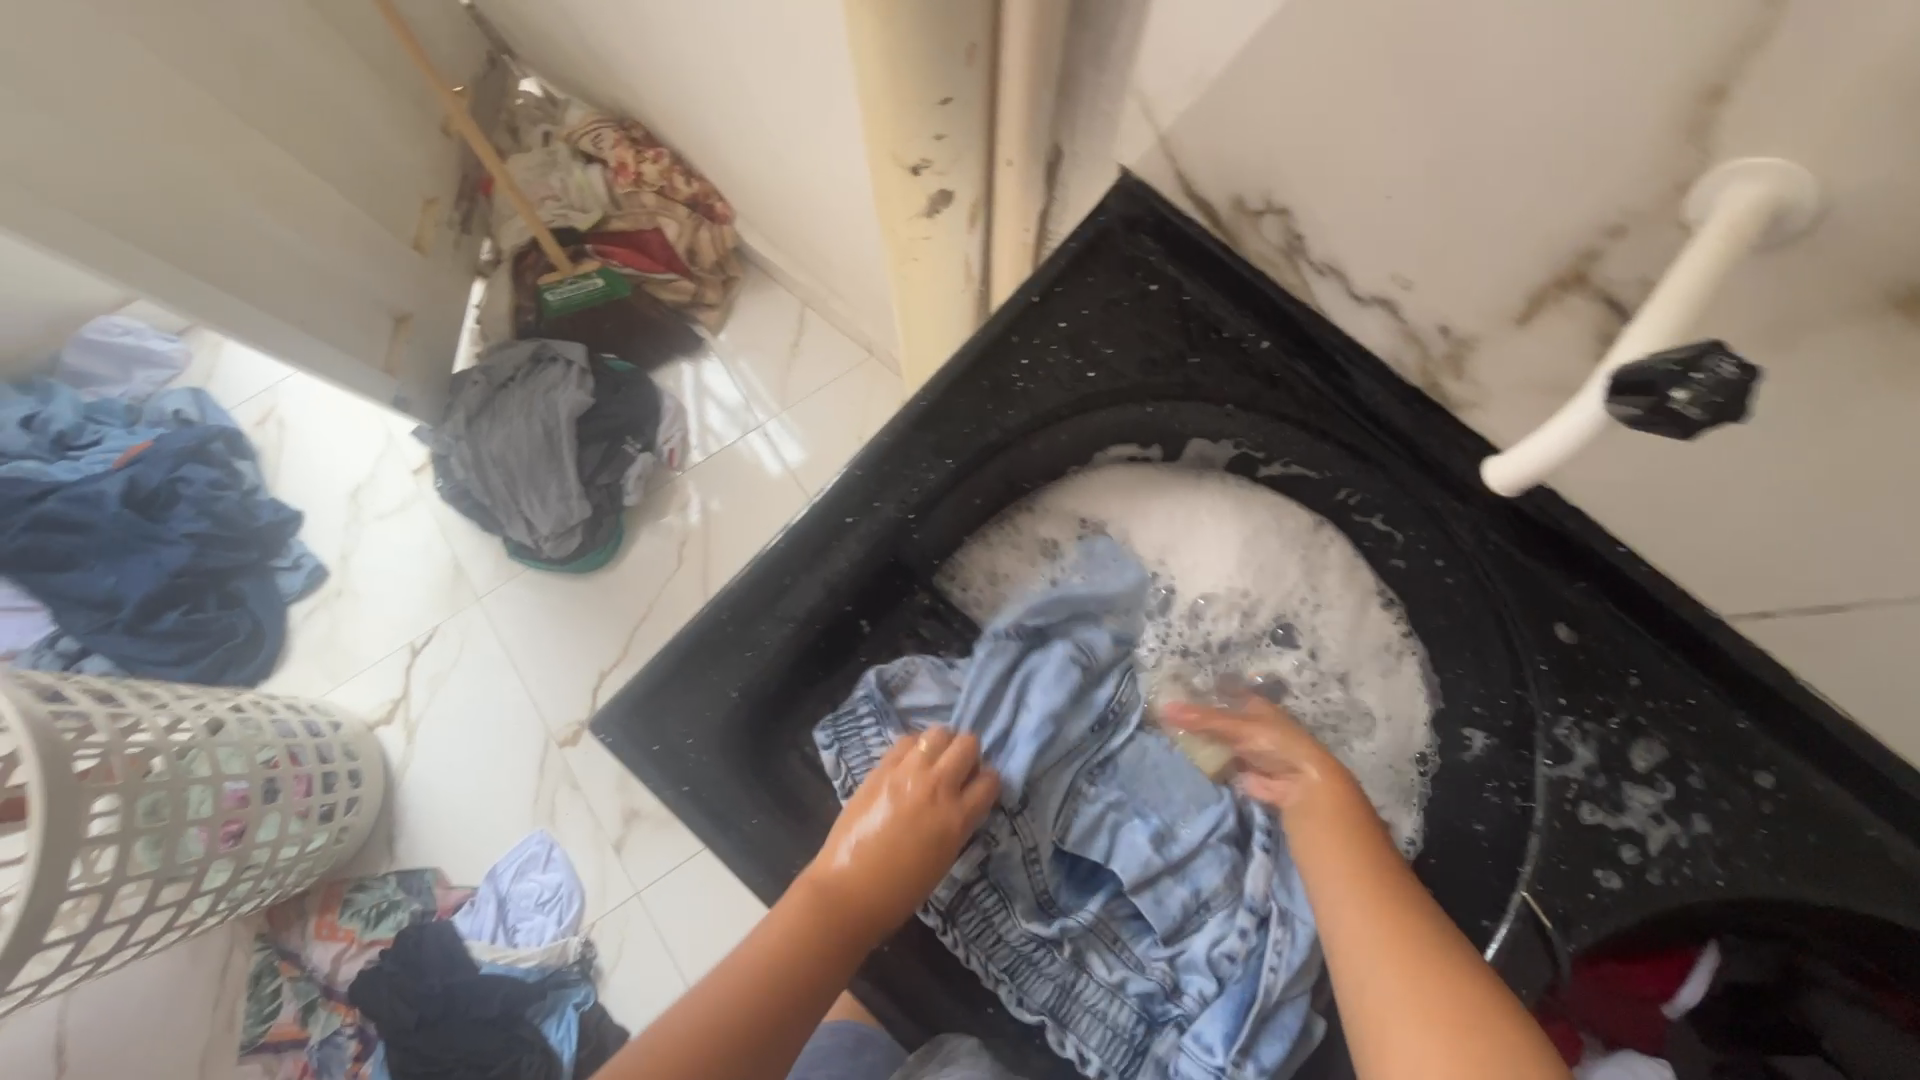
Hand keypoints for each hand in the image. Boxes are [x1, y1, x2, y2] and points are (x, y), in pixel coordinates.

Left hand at [799, 726, 1000, 938]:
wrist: (849, 890)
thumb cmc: (901, 889)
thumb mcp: (946, 857)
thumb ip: (959, 823)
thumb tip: (963, 801)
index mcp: (957, 818)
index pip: (990, 779)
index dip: (987, 781)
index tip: (977, 788)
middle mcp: (937, 787)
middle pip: (968, 744)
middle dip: (968, 754)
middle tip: (956, 770)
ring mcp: (907, 773)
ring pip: (939, 732)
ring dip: (942, 744)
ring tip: (932, 762)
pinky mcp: (881, 768)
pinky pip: (906, 741)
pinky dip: (914, 747)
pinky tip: (908, 764)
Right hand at [1161, 697, 1359, 813]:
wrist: (1299, 784)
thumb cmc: (1274, 743)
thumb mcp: (1237, 726)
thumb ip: (1201, 719)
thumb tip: (1163, 708)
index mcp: (1252, 705)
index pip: (1223, 692)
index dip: (1202, 691)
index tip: (1174, 689)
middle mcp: (1247, 724)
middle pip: (1214, 718)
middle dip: (1193, 718)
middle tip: (1161, 714)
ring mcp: (1242, 748)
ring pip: (1212, 741)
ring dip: (1195, 740)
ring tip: (1163, 734)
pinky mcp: (1237, 771)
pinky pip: (1214, 762)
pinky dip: (1200, 760)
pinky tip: (1177, 756)